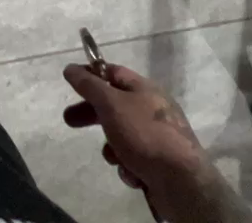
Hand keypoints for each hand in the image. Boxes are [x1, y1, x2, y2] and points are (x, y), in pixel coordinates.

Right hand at [62, 63, 249, 222]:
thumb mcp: (110, 103)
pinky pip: (133, 157)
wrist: (182, 183)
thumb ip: (89, 85)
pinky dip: (128, 164)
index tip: (70, 81)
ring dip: (112, 147)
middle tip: (69, 121)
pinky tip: (132, 172)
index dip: (90, 74)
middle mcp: (153, 110)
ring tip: (114, 157)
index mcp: (145, 89)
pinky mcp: (160, 162)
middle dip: (92, 115)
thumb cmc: (144, 135)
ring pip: (121, 134)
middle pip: (114, 105)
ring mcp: (158, 137)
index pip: (112, 72)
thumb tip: (70, 68)